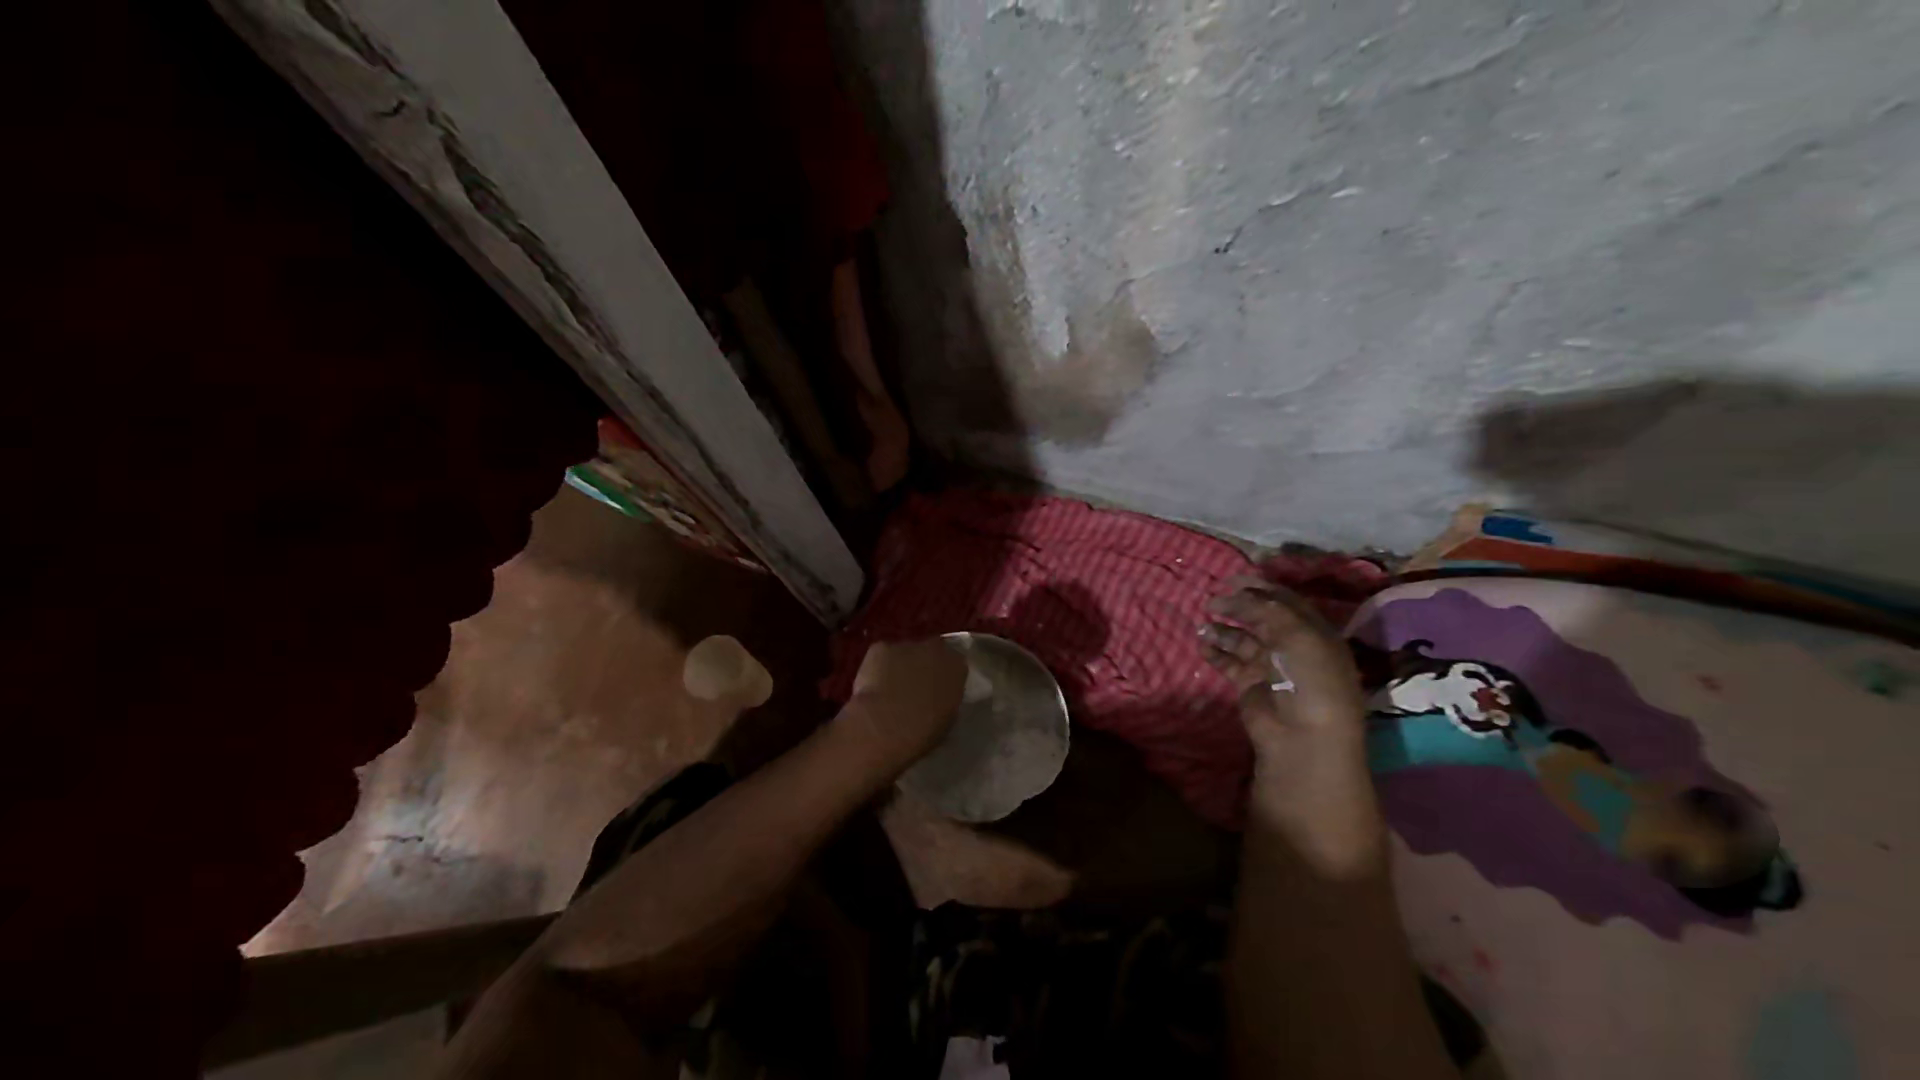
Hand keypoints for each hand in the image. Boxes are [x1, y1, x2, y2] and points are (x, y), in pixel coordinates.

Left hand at [842, 638, 968, 770]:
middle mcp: (935, 649)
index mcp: (957, 667)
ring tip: (890, 688)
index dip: (944, 676)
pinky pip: (882, 655)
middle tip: (914, 686)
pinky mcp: (880, 648)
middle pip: (932, 651)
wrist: (885, 727)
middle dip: (924, 665)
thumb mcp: (947, 719)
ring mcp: (906, 645)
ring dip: (901, 665)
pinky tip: (873, 685)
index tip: (938, 690)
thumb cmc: (922, 732)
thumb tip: (939, 697)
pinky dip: (879, 666)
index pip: (955, 664)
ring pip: (905, 653)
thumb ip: (946, 699)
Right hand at [1200, 578, 1365, 758]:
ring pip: (1243, 640)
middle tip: (1211, 600)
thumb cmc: (1308, 676)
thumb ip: (1265, 608)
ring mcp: (1271, 667)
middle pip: (1261, 619)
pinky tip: (1201, 644)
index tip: (1230, 580)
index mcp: (1313, 631)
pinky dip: (1215, 653)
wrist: (1302, 734)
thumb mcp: (1295, 633)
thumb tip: (1237, 594)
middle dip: (1237, 606)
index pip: (1284, 601)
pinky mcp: (1251, 685)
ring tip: (1202, 623)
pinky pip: (1230, 662)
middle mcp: (1293, 647)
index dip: (1258, 588)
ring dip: (1223, 629)